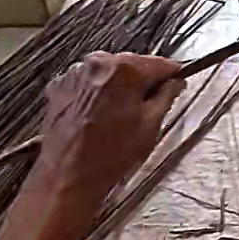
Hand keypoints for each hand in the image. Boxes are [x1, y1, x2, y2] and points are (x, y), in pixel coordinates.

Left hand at [0, 52, 183, 239]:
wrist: (68, 176)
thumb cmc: (110, 155)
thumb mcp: (151, 126)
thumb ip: (166, 96)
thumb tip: (175, 82)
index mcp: (123, 69)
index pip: (158, 63)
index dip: (172, 74)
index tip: (178, 80)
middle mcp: (97, 63)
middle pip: (131, 65)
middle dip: (142, 83)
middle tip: (150, 108)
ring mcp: (75, 74)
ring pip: (108, 74)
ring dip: (118, 89)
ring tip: (120, 119)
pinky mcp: (60, 87)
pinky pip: (88, 84)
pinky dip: (96, 95)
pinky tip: (100, 118)